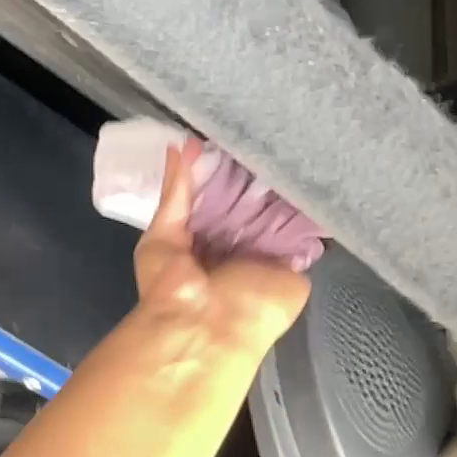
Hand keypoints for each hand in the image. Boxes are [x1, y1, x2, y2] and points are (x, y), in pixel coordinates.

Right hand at [134, 141, 310, 352]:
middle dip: (237, 178)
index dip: (270, 197)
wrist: (203, 321)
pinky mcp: (163, 229)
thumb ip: (292, 251)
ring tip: (216, 135)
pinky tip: (183, 145)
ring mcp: (189, 238)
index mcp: (253, 263)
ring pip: (201, 197)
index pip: (262, 223)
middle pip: (230, 205)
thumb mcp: (293, 280)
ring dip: (206, 169)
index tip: (281, 168)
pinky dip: (177, 171)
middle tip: (249, 144)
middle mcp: (221, 249)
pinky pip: (173, 196)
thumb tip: (293, 227)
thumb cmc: (255, 307)